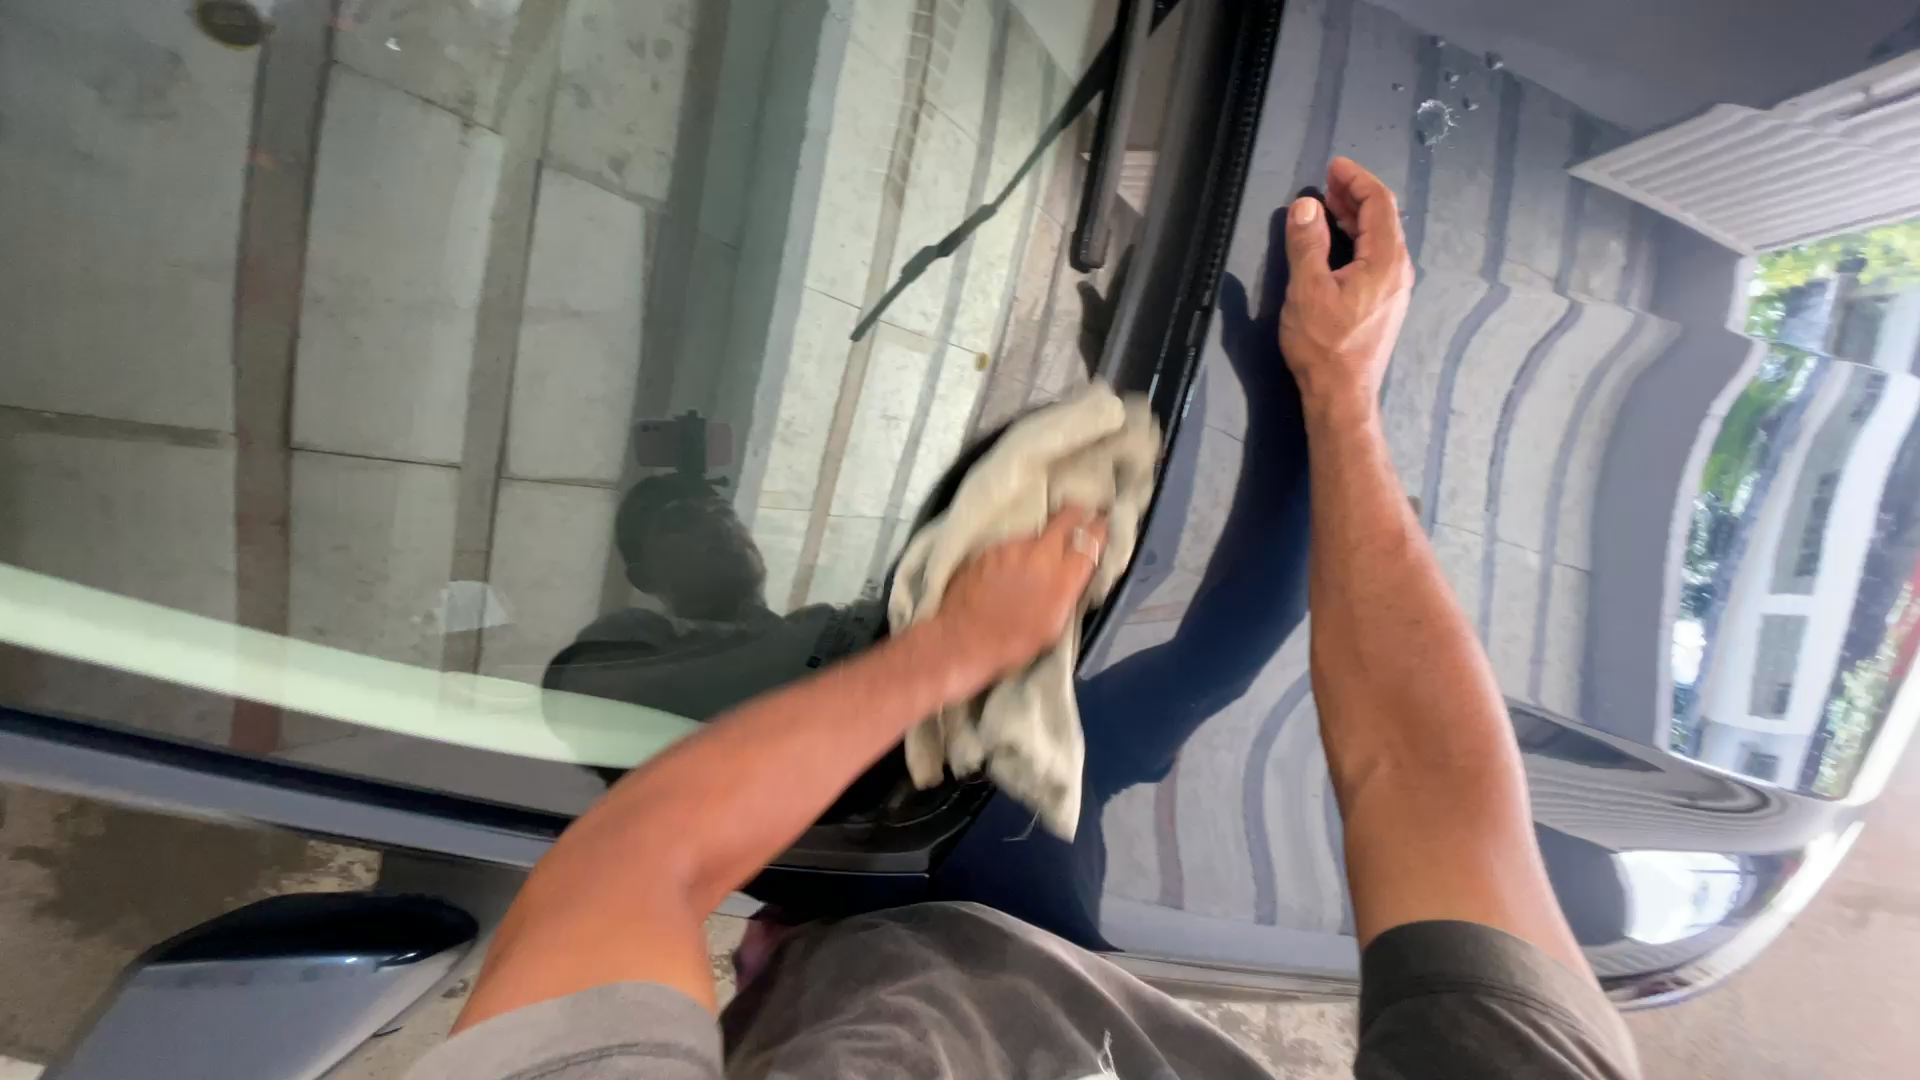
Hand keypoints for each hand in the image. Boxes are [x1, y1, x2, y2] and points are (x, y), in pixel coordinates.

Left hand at [936, 506, 1108, 677]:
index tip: (1100, 526)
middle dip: (1076, 514)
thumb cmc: (1014, 643)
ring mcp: (1011, 547)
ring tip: (1031, 563)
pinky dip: (1013, 554)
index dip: (1099, 529)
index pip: (1092, 538)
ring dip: (1038, 543)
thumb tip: (1074, 572)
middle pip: (1066, 517)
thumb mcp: (1055, 624)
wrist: (964, 640)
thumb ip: (1068, 590)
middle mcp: (1039, 552)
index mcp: (1063, 575)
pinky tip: (1006, 572)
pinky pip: (1009, 546)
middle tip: (1079, 515)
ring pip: (1033, 534)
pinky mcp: (988, 549)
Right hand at [1278, 157, 1413, 421]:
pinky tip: (1337, 248)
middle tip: (1328, 183)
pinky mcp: (1383, 306)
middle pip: (1383, 219)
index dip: (1357, 179)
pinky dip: (1356, 242)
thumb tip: (1307, 205)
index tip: (1334, 166)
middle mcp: (1398, 269)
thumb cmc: (1323, 345)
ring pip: (1379, 240)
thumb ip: (1307, 245)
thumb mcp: (1307, 291)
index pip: (1379, 203)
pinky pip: (1375, 259)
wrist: (1341, 394)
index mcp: (1385, 259)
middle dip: (1355, 196)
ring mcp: (1394, 289)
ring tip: (1328, 209)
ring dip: (1354, 220)